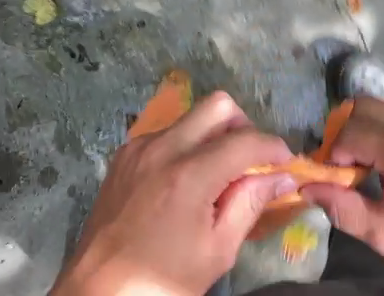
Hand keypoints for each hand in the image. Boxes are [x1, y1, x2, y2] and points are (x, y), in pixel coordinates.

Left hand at [52, 91, 297, 295]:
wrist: (97, 294)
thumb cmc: (162, 282)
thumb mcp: (217, 252)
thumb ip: (250, 204)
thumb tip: (281, 176)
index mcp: (188, 175)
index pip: (245, 140)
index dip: (273, 147)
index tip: (286, 163)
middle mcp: (163, 148)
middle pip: (218, 105)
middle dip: (242, 127)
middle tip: (249, 162)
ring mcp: (139, 147)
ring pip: (191, 117)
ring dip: (213, 135)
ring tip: (217, 177)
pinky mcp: (124, 154)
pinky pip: (166, 133)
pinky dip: (185, 146)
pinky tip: (185, 183)